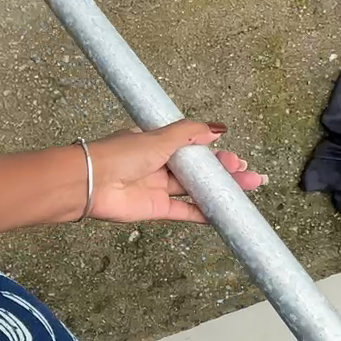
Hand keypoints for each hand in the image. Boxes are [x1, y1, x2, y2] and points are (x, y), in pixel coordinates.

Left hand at [82, 121, 265, 223]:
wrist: (91, 182)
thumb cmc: (118, 155)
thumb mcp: (158, 138)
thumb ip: (188, 133)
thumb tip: (217, 128)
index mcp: (152, 144)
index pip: (190, 148)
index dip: (213, 153)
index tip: (235, 157)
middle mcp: (154, 165)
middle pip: (196, 170)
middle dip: (223, 172)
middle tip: (248, 174)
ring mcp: (155, 187)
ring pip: (194, 189)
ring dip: (221, 189)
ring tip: (250, 187)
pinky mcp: (154, 208)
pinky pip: (185, 211)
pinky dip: (205, 212)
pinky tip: (227, 211)